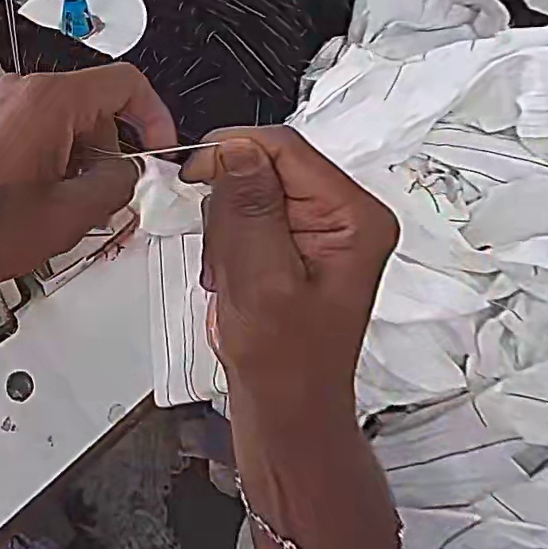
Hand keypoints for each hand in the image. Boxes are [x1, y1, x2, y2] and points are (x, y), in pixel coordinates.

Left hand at [0, 65, 176, 299]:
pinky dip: (56, 161)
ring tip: (65, 207)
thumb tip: (130, 172)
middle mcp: (23, 94)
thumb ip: (117, 186)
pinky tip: (43, 200)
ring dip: (82, 162)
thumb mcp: (68, 216)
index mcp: (48, 103)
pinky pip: (42, 131)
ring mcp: (3, 106)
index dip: (154, 116)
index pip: (126, 84)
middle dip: (112, 151)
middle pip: (97, 107)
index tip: (159, 146)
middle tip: (109, 194)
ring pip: (70, 122)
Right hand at [182, 127, 395, 414]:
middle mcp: (342, 213)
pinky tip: (234, 272)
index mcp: (353, 218)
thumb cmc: (286, 361)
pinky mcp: (294, 234)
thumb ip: (249, 209)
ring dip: (226, 226)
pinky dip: (227, 237)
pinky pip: (246, 210)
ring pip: (249, 186)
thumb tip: (235, 147)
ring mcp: (317, 223)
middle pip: (266, 164)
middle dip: (230, 204)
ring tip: (232, 272)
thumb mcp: (262, 281)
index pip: (285, 149)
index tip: (194, 173)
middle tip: (226, 253)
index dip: (232, 152)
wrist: (284, 401)